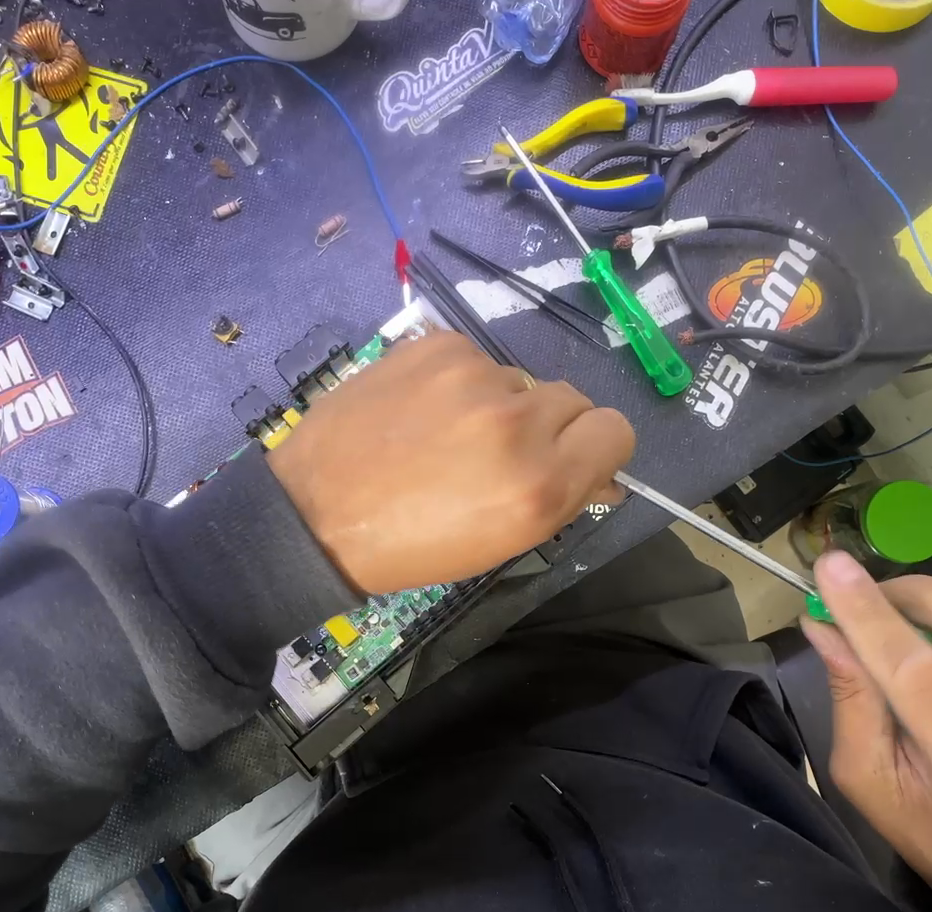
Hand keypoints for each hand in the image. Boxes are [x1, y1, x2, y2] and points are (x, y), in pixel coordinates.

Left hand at [267, 333, 632, 595]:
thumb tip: (604, 476)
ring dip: (502, 406)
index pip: (617, 431)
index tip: (568, 463)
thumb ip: (561, 499)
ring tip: (447, 437)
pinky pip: (477, 360)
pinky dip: (462, 384)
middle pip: (576, 400)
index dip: (596, 450)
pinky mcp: (436, 346)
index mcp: (538, 486)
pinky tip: (422, 411)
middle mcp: (515, 422)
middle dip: (550, 429)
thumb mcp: (498, 543)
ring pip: (522, 380)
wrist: (314, 512)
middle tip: (499, 456)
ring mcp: (472, 376)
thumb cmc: (410, 546)